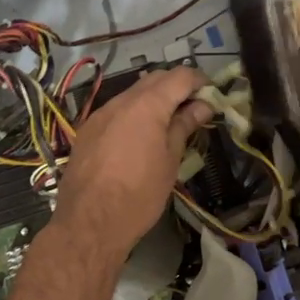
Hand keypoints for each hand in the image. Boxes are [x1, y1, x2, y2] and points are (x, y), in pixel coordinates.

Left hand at [54, 67, 212, 261]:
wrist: (88, 223)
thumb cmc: (139, 194)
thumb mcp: (170, 160)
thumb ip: (184, 126)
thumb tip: (202, 105)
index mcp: (147, 104)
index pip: (180, 76)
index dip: (199, 81)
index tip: (212, 95)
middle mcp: (121, 100)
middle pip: (155, 79)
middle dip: (177, 87)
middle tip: (194, 109)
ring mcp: (100, 113)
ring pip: (133, 93)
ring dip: (153, 100)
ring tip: (168, 124)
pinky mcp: (87, 129)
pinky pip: (116, 110)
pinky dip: (133, 113)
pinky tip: (139, 137)